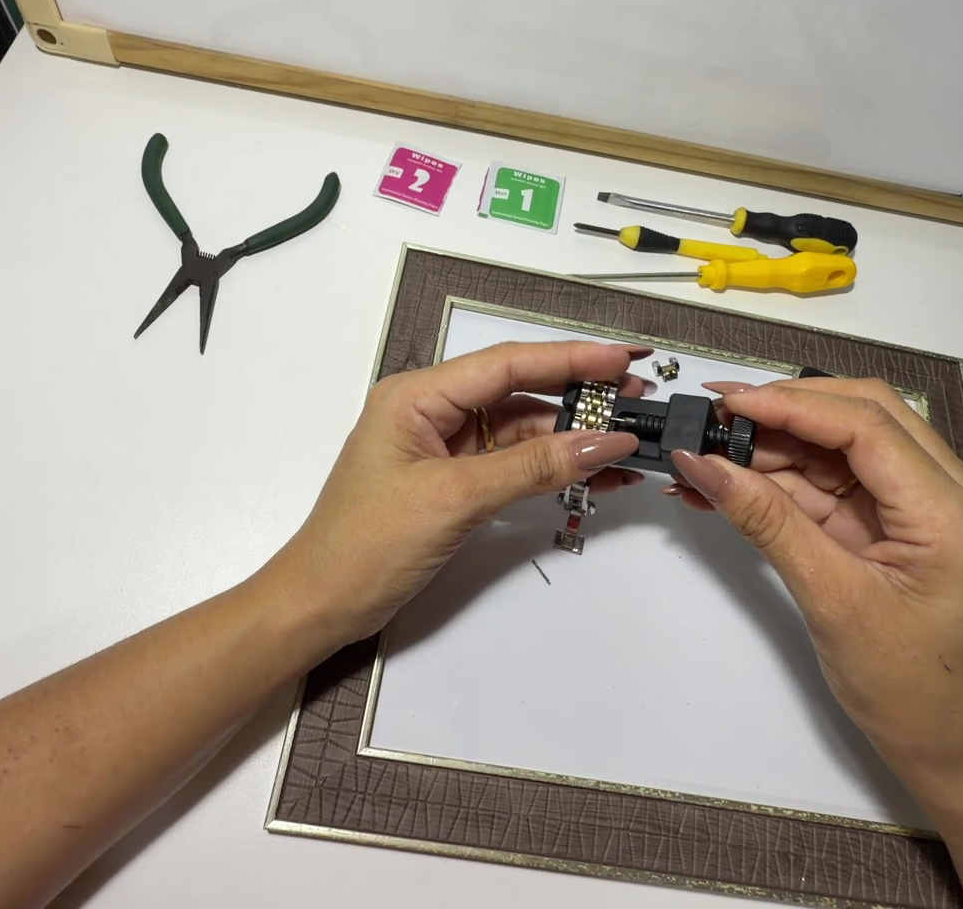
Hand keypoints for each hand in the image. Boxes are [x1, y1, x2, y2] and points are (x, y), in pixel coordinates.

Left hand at [258, 341, 648, 647]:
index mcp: (418, 395)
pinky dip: (552, 467)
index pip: (507, 362)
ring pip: (522, 428)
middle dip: (579, 393)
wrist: (323, 604)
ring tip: (629, 440)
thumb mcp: (455, 499)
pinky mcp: (456, 477)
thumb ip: (533, 466)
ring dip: (572, 435)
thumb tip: (606, 441)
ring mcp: (446, 445)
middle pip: (519, 389)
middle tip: (639, 398)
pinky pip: (514, 461)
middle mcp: (433, 409)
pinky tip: (595, 472)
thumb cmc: (367, 545)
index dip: (571, 358)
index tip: (625, 359)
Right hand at [666, 377, 962, 787]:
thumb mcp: (829, 599)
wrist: (944, 744)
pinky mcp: (897, 519)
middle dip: (784, 411)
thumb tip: (700, 464)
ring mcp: (925, 505)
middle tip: (717, 419)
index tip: (726, 403)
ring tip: (710, 455)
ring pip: (842, 443)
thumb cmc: (906, 688)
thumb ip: (765, 520)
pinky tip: (732, 481)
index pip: (867, 427)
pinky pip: (834, 479)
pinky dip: (782, 478)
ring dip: (776, 445)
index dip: (790, 405)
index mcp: (954, 514)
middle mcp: (951, 494)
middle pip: (862, 417)